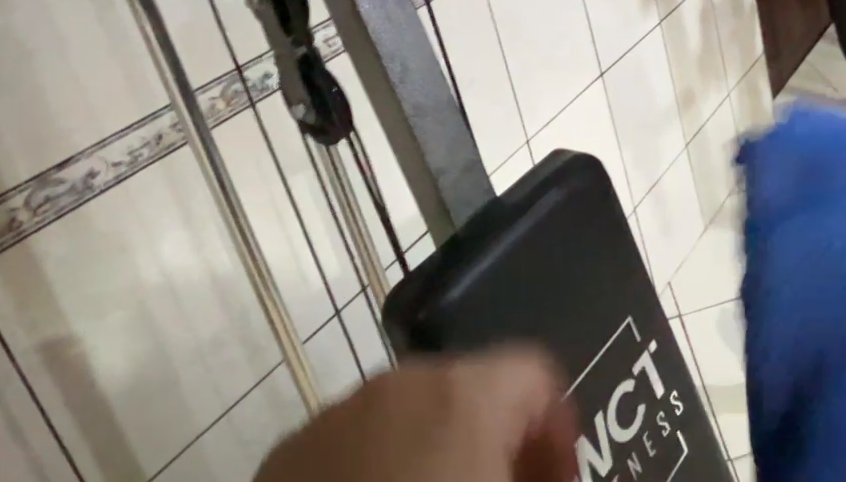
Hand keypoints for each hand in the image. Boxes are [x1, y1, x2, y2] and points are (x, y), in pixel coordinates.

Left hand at [253, 346, 576, 481]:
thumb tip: (562, 478)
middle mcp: (398, 384)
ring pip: (411, 419)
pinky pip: (353, 447)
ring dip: (437, 460)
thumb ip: (548, 479)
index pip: (537, 375)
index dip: (558, 434)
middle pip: (473, 393)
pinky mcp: (283, 458)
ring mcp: (333, 417)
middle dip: (496, 448)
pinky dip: (377, 474)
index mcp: (462, 393)